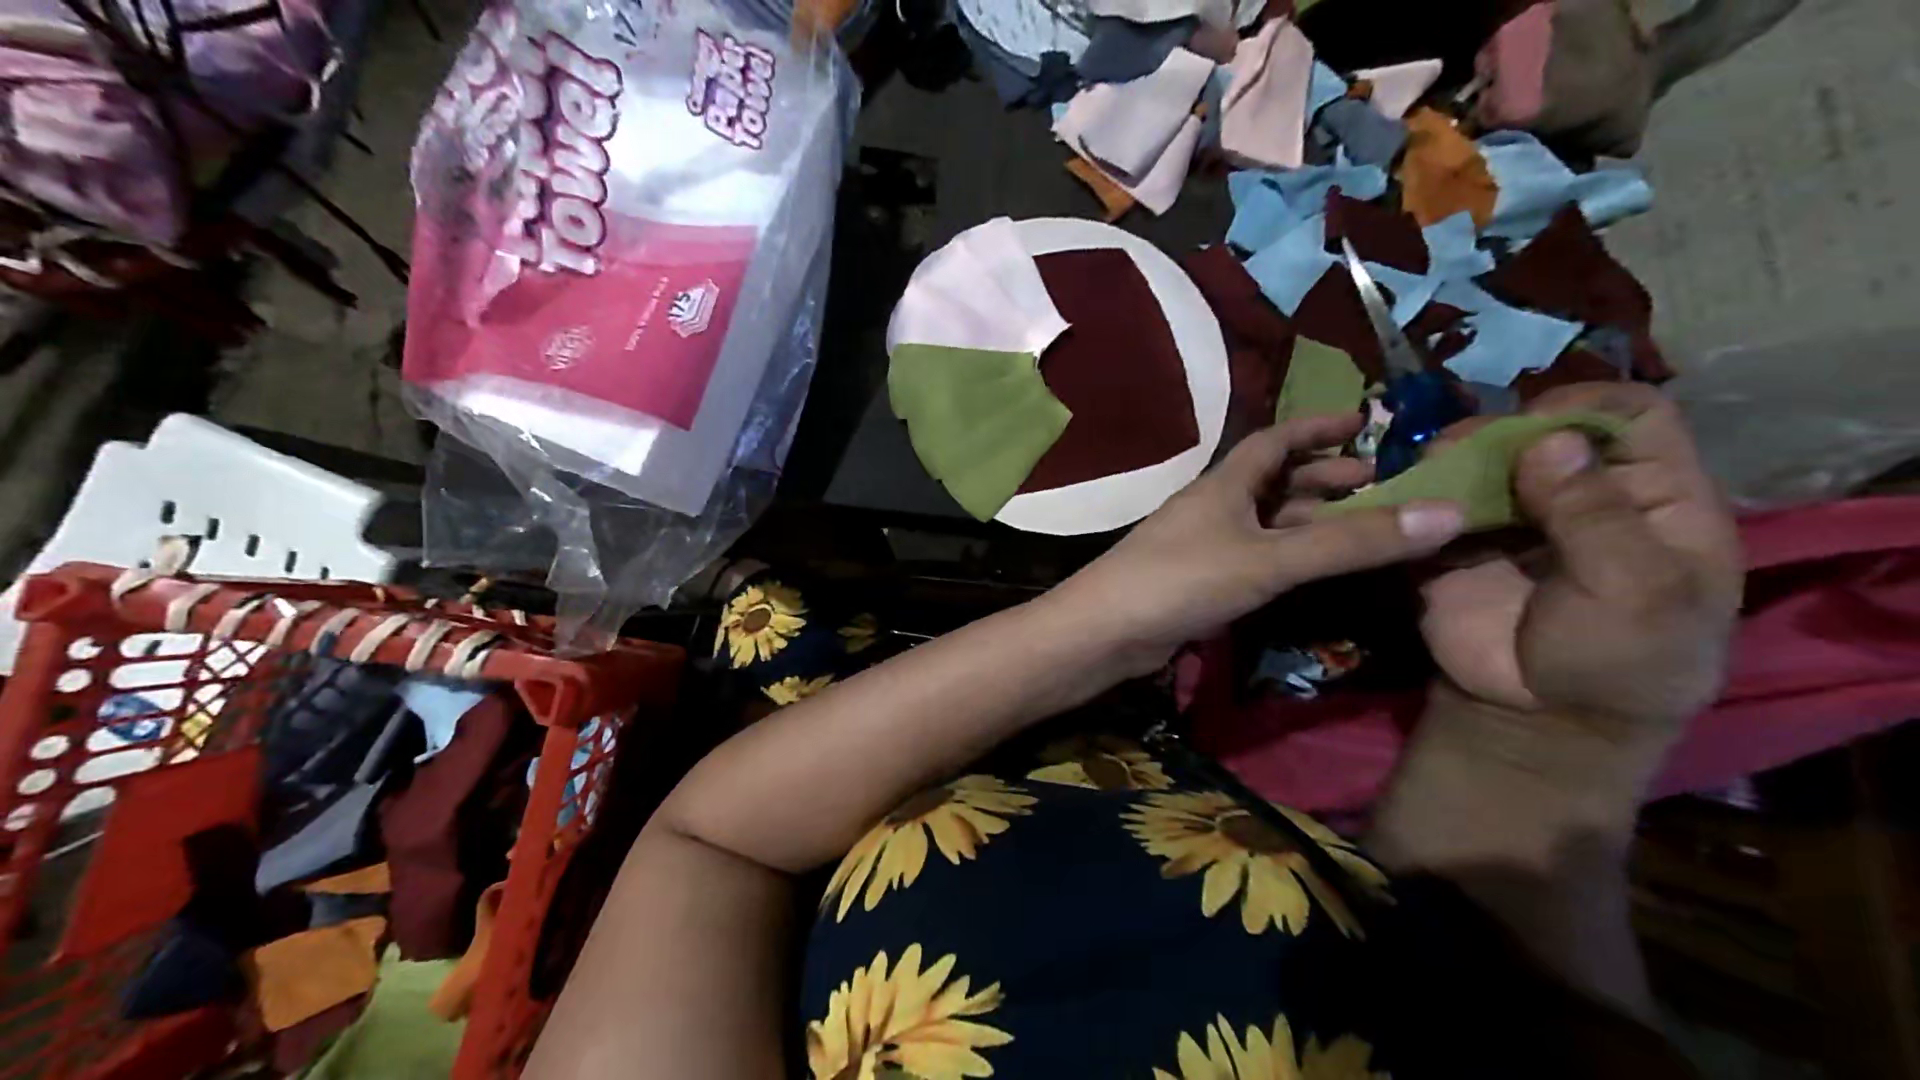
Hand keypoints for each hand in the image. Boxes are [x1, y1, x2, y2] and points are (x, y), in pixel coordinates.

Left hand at [1054, 413, 1465, 675]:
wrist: (1106, 632)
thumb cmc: (1183, 580)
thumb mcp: (1271, 558)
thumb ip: (1351, 542)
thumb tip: (1449, 513)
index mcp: (1224, 484)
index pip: (1275, 440)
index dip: (1318, 427)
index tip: (1365, 422)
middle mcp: (1214, 507)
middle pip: (1274, 481)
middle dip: (1325, 478)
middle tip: (1382, 483)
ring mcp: (1203, 545)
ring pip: (1267, 522)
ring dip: (1311, 520)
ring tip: (1364, 526)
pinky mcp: (1199, 581)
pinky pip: (1256, 557)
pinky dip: (1289, 556)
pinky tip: (1313, 569)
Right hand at [1419, 384, 1742, 740]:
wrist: (1536, 717)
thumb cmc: (1618, 659)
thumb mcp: (1637, 590)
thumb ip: (1596, 514)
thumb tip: (1548, 441)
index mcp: (1650, 500)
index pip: (1630, 419)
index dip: (1586, 407)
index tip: (1535, 425)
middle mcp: (1577, 497)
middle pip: (1541, 432)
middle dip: (1501, 432)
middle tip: (1464, 451)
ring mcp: (1511, 519)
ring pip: (1480, 460)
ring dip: (1452, 455)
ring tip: (1430, 470)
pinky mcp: (1453, 542)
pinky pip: (1433, 502)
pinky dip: (1417, 489)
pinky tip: (1405, 491)